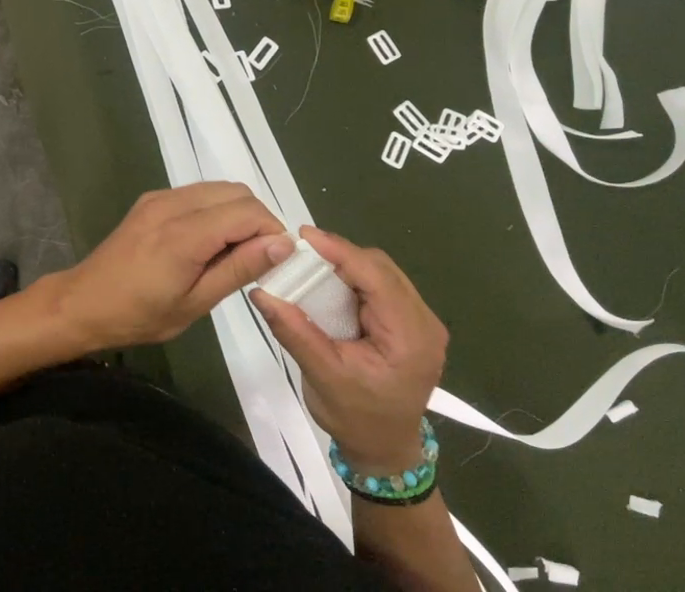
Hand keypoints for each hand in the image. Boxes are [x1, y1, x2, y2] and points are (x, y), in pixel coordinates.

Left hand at [51, 183, 294, 348]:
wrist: (84, 303)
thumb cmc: (140, 315)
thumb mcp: (196, 302)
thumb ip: (239, 268)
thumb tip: (283, 245)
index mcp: (183, 233)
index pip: (247, 212)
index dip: (272, 233)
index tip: (277, 263)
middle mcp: (171, 205)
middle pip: (236, 192)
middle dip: (258, 221)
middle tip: (257, 260)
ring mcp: (158, 199)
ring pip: (217, 189)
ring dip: (236, 214)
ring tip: (233, 254)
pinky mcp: (150, 201)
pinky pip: (196, 194)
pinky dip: (214, 211)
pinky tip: (208, 244)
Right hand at [249, 227, 446, 474]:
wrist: (383, 450)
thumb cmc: (355, 417)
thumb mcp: (321, 374)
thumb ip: (294, 331)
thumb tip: (260, 292)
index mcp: (410, 337)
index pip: (377, 278)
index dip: (340, 251)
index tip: (303, 235)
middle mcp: (424, 324)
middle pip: (382, 269)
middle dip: (341, 256)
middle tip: (299, 253)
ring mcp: (422, 324)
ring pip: (383, 274)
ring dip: (347, 266)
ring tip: (310, 265)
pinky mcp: (411, 325)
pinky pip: (383, 287)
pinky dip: (354, 280)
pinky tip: (329, 284)